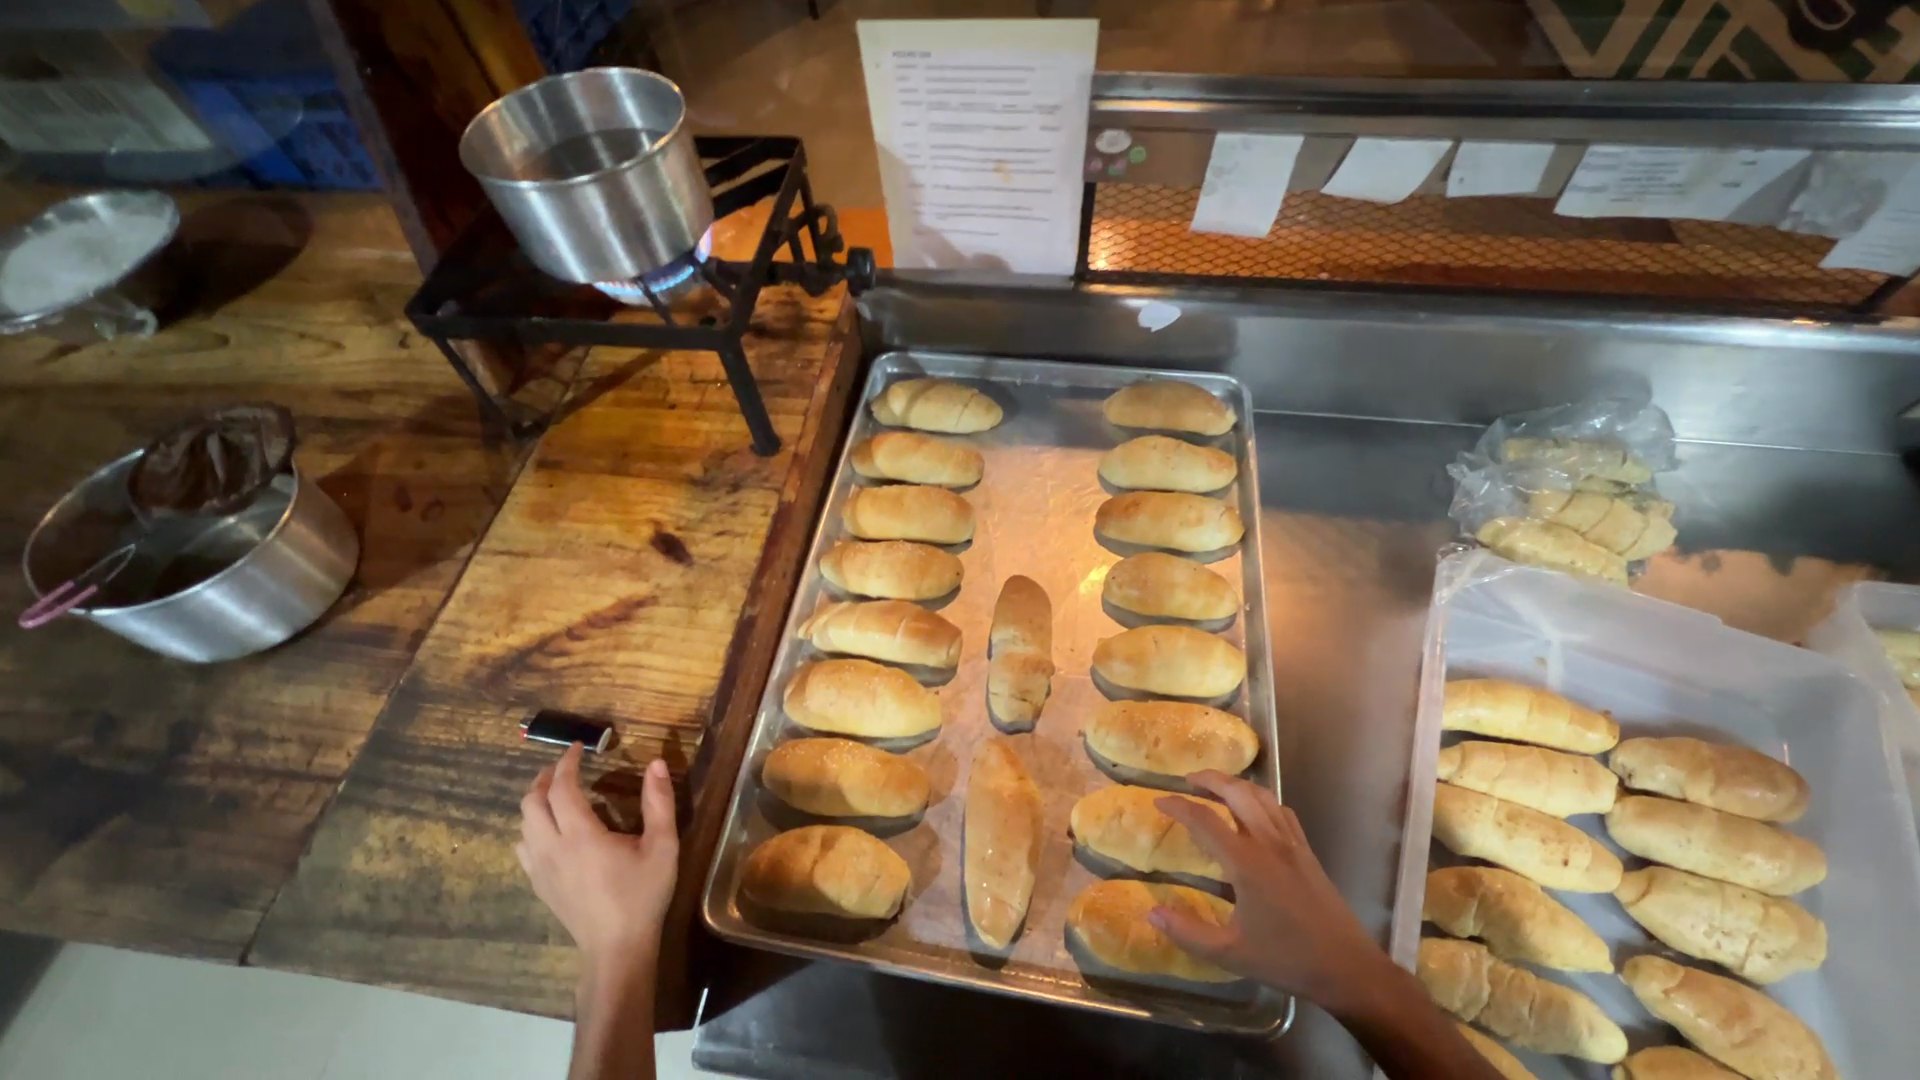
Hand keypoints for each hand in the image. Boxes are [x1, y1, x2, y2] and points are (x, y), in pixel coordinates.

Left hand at [517, 744, 678, 967]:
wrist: (617, 948)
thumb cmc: (643, 894)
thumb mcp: (663, 845)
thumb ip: (659, 802)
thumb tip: (656, 764)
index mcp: (581, 835)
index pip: (562, 788)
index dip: (566, 763)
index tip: (577, 747)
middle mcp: (552, 848)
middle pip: (531, 803)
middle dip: (544, 779)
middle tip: (564, 767)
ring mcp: (540, 869)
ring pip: (523, 825)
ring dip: (535, 802)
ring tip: (555, 793)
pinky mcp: (539, 885)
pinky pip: (523, 847)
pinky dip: (531, 828)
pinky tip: (550, 830)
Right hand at [1150, 770, 1391, 1008]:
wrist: (1348, 968)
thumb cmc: (1287, 960)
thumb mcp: (1230, 954)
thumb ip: (1187, 932)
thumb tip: (1151, 913)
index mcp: (1246, 863)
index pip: (1205, 820)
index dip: (1178, 806)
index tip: (1159, 801)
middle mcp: (1269, 843)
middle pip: (1237, 792)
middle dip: (1210, 779)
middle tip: (1188, 780)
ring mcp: (1292, 844)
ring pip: (1262, 796)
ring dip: (1236, 784)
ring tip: (1217, 787)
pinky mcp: (1307, 852)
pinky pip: (1282, 811)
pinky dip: (1262, 800)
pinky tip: (1255, 811)